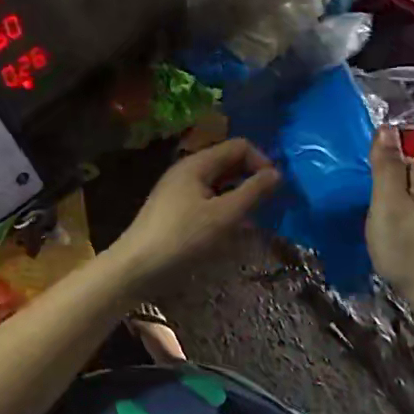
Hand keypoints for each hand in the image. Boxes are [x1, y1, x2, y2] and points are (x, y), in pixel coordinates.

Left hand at [110, 138, 280, 285]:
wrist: (137, 267)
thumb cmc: (182, 237)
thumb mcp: (224, 215)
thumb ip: (253, 191)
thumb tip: (277, 173)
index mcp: (196, 164)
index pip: (239, 146)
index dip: (261, 162)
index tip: (274, 189)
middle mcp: (187, 172)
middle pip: (228, 166)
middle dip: (251, 182)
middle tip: (267, 208)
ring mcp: (179, 192)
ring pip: (219, 188)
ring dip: (239, 201)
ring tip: (251, 226)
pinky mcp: (175, 213)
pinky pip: (208, 205)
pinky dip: (223, 214)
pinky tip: (232, 236)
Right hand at [365, 128, 413, 307]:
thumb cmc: (409, 252)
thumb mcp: (387, 207)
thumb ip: (385, 166)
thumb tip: (385, 127)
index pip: (396, 161)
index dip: (378, 182)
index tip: (372, 206)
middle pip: (407, 175)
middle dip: (389, 193)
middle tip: (379, 223)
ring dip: (401, 207)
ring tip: (391, 233)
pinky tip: (408, 238)